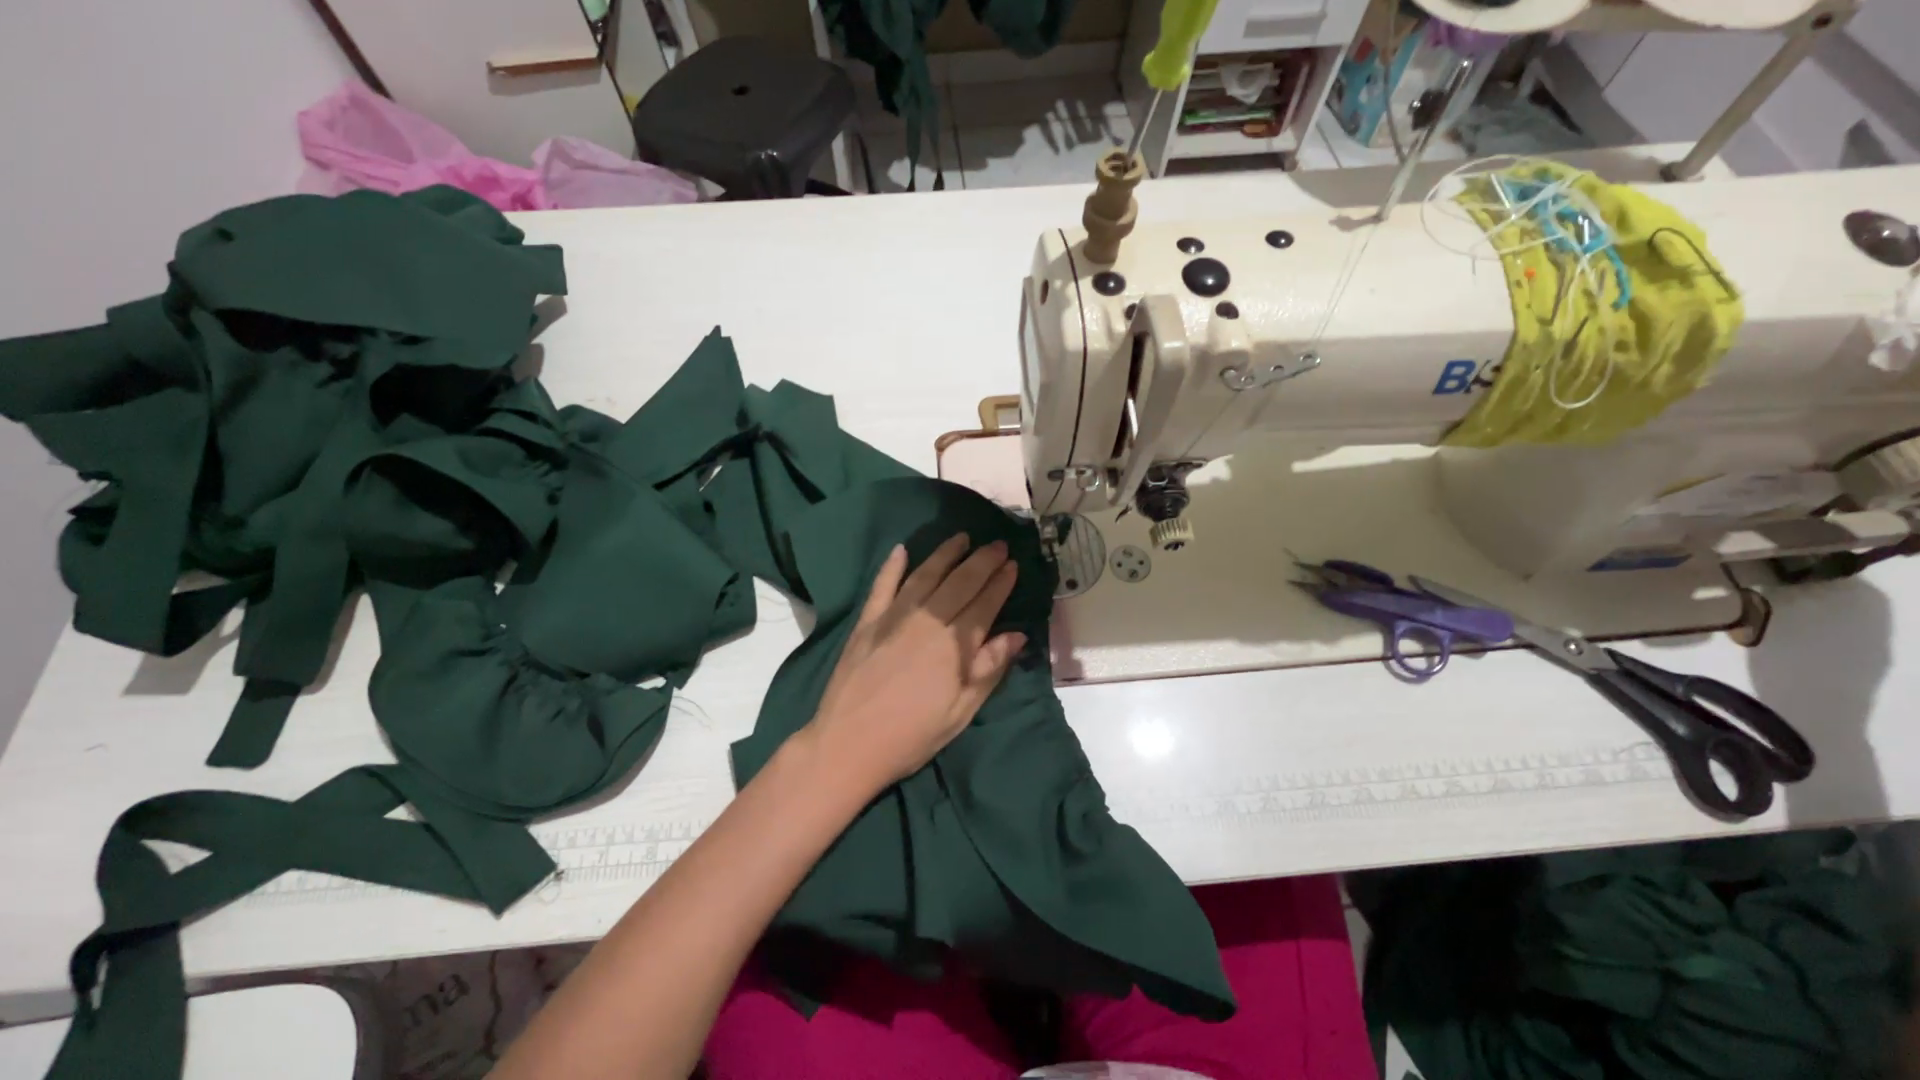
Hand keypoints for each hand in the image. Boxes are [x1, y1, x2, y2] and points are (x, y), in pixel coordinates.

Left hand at [803, 534, 1026, 794]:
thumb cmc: (912, 735)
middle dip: (981, 561)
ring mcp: (893, 617)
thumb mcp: (961, 711)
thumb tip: (1017, 635)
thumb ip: (988, 669)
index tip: (1013, 564)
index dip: (1000, 582)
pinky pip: (882, 586)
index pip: (985, 604)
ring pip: (925, 575)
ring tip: (961, 537)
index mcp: (954, 645)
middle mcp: (927, 621)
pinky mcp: (866, 623)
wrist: (848, 743)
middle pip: (960, 582)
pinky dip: (892, 566)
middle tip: (997, 543)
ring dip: (945, 554)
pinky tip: (901, 550)